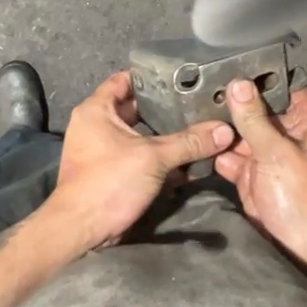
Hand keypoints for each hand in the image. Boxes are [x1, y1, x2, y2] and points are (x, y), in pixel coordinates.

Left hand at [40, 72, 235, 250]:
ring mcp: (101, 151)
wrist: (81, 230)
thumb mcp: (153, 157)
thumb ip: (189, 142)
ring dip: (164, 137)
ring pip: (140, 136)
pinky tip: (186, 162)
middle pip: (135, 109)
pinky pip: (138, 158)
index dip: (150, 77)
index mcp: (96, 110)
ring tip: (198, 129)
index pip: (124, 80)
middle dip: (164, 109)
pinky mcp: (111, 173)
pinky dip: (158, 160)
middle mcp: (95, 126)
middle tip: (196, 104)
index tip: (179, 76)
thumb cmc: (109, 182)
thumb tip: (224, 130)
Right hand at [215, 81, 306, 273]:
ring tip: (192, 113)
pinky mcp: (252, 177)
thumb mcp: (276, 153)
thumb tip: (237, 85)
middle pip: (257, 111)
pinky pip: (231, 158)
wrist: (304, 249)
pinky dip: (217, 154)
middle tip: (200, 88)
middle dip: (232, 105)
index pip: (284, 89)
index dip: (260, 79)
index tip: (230, 66)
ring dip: (221, 130)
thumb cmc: (304, 199)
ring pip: (240, 134)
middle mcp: (288, 136)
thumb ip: (254, 119)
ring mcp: (269, 157)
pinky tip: (198, 142)